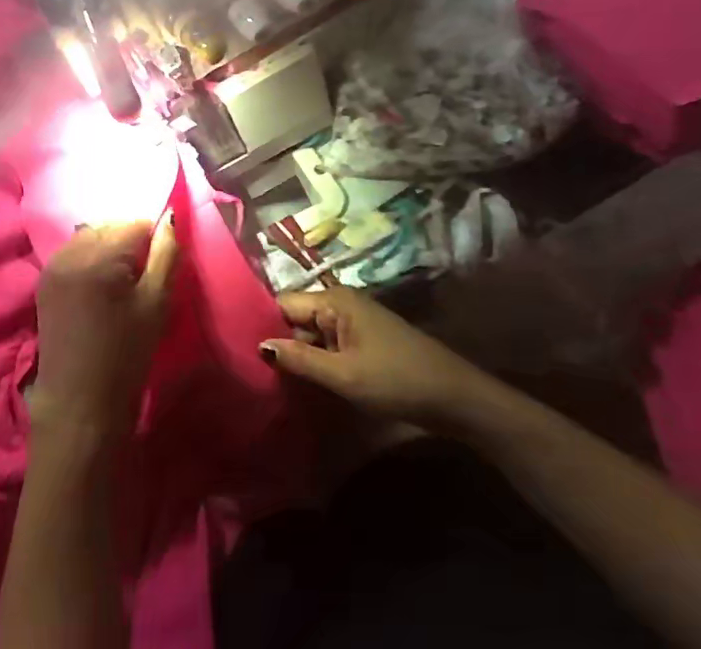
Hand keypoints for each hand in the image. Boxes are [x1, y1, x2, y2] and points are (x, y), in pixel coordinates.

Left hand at [31, 212, 179, 442]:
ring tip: (123, 285)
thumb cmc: (125, 357)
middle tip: (144, 277)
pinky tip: (101, 291)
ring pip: (90, 237)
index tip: (162, 266)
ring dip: (110, 249)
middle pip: (109, 227)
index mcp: (97, 258)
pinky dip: (91, 260)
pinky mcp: (44, 282)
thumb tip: (170, 217)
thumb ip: (166, 255)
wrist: (79, 404)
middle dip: (130, 241)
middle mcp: (68, 254)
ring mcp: (51, 267)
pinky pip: (73, 253)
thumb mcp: (156, 305)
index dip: (154, 239)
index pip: (134, 224)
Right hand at [260, 284, 501, 431]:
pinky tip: (305, 382)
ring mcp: (354, 321)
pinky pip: (328, 344)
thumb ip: (299, 359)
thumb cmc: (397, 382)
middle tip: (255, 372)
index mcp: (334, 301)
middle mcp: (341, 303)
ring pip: (311, 334)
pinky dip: (317, 360)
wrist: (456, 399)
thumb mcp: (344, 375)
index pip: (283, 304)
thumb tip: (259, 346)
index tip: (244, 352)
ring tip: (274, 380)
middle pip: (295, 318)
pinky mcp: (363, 340)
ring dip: (298, 355)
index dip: (264, 326)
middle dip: (280, 343)